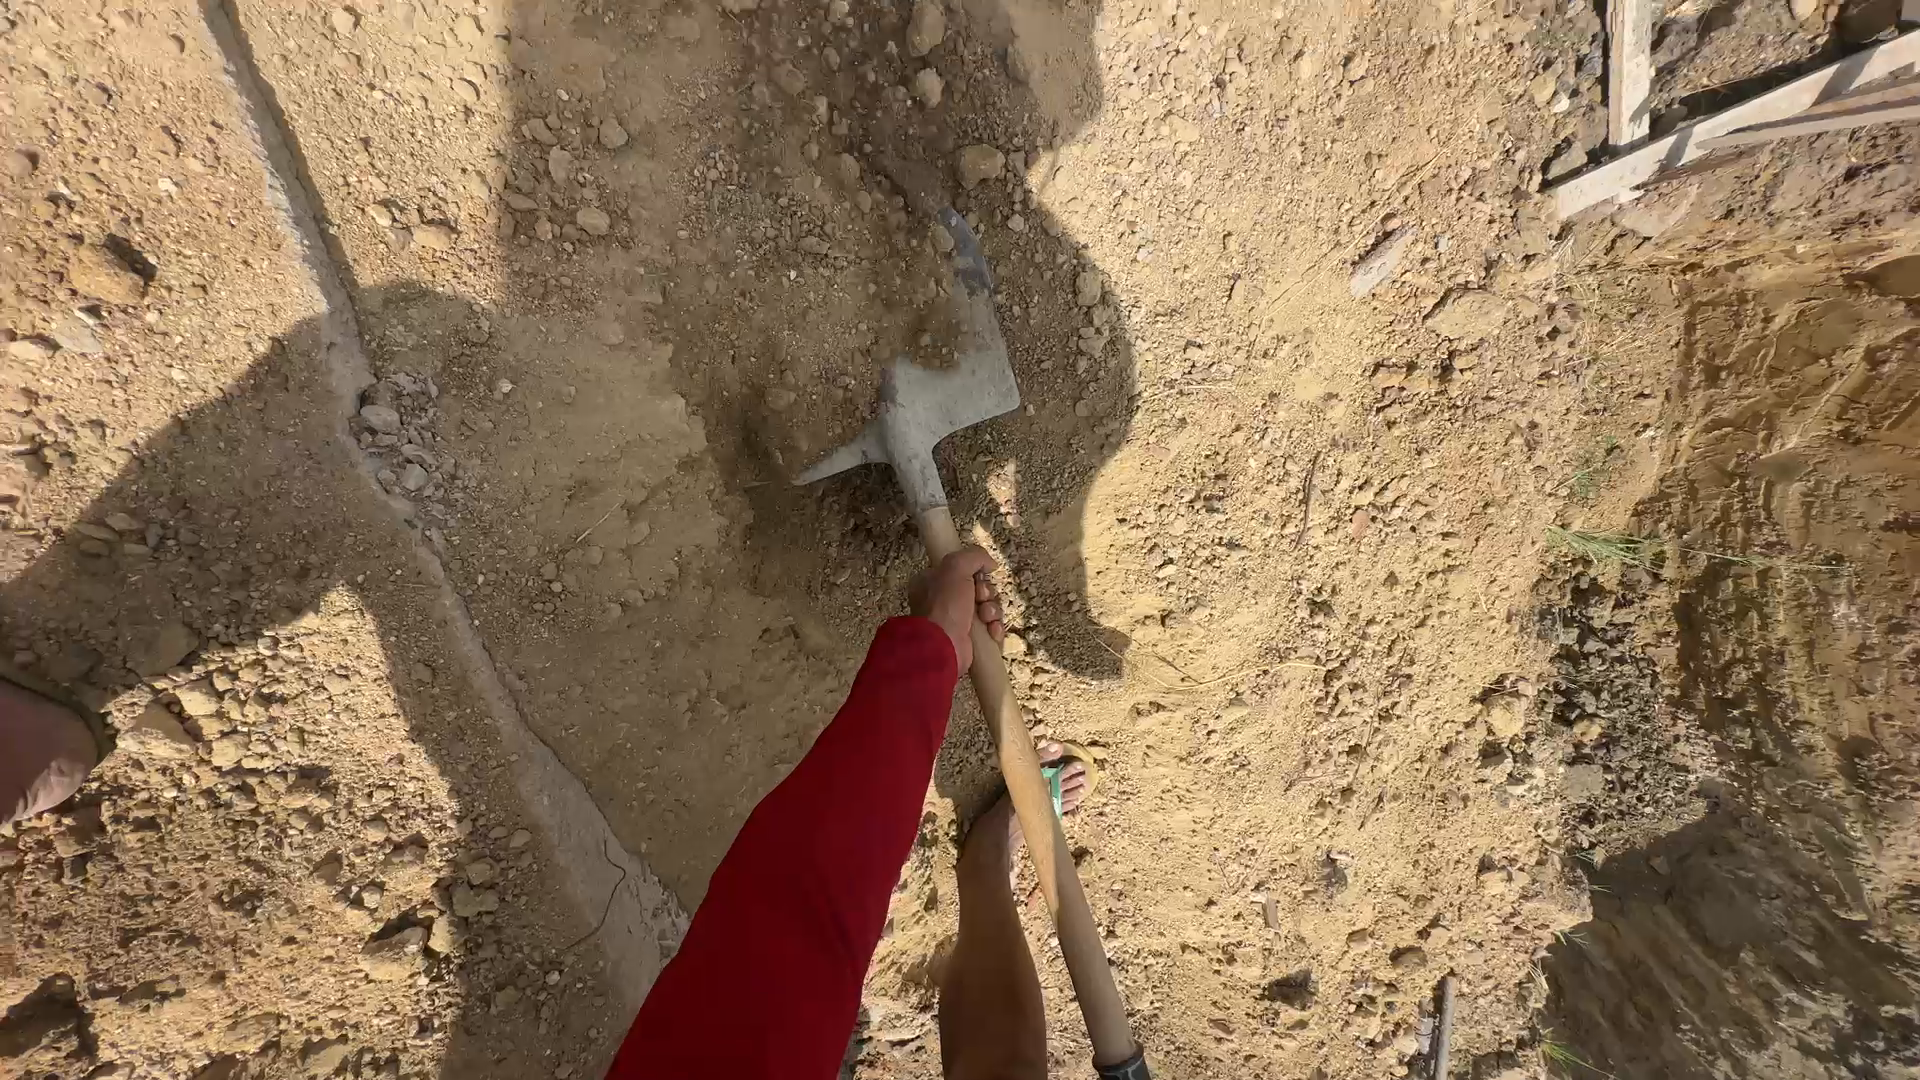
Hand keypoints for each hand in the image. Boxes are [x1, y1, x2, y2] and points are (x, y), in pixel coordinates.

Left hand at [910, 545, 1004, 671]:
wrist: (943, 647)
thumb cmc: (945, 604)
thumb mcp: (955, 567)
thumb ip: (974, 555)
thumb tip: (990, 564)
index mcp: (933, 583)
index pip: (962, 571)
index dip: (975, 572)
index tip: (978, 577)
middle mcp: (944, 602)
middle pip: (979, 589)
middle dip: (986, 593)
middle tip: (981, 598)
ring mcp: (958, 622)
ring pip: (988, 608)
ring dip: (992, 611)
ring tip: (985, 618)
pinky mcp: (971, 640)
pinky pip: (991, 628)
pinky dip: (995, 628)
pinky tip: (991, 631)